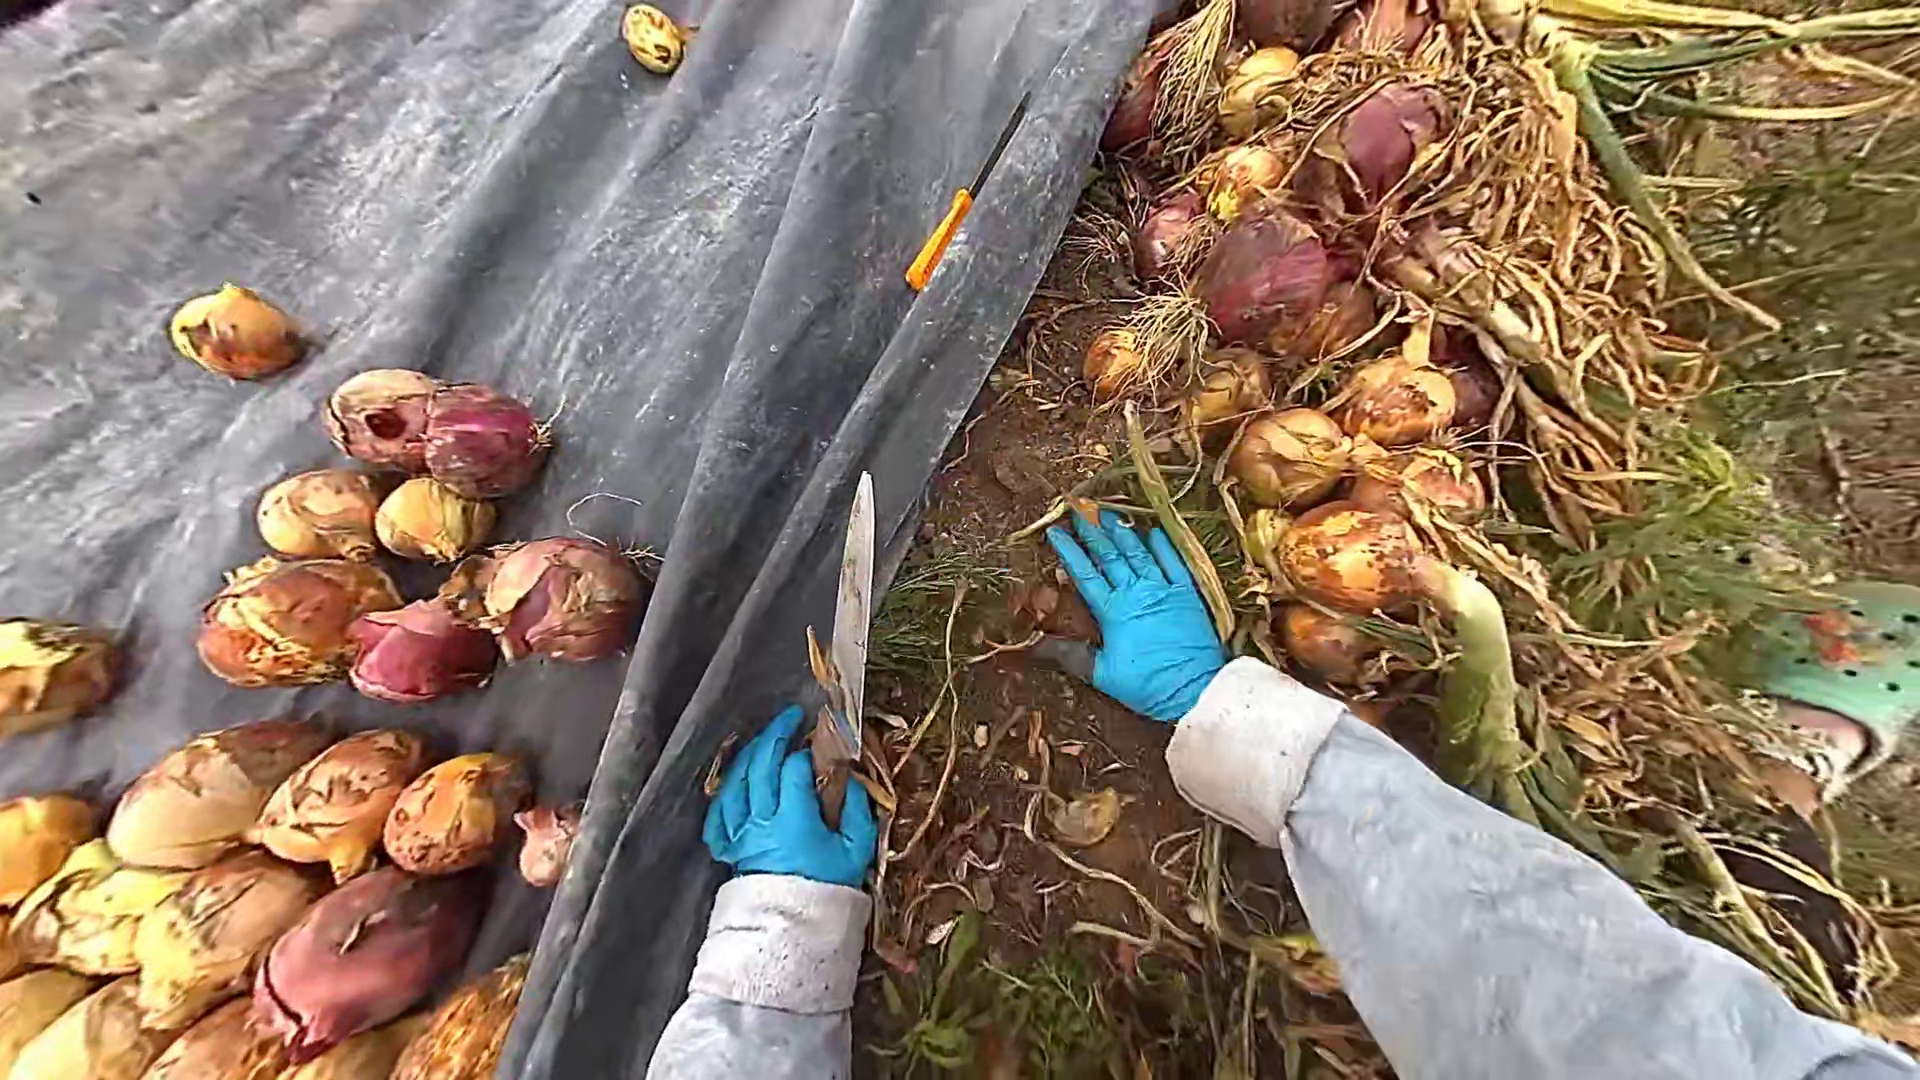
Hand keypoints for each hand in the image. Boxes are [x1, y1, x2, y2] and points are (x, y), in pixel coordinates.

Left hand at [703, 705, 877, 887]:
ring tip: (766, 737)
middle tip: (791, 716)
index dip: (806, 748)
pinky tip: (738, 778)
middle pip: (761, 765)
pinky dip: (726, 790)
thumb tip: (854, 779)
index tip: (819, 739)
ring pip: (736, 782)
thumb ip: (858, 812)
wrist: (792, 933)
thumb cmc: (828, 889)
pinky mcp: (730, 847)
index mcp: (794, 821)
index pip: (794, 769)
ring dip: (751, 753)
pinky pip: (718, 812)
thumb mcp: (856, 852)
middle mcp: (762, 822)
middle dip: (776, 734)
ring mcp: (741, 834)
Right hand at [1045, 511, 1226, 722]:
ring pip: (1138, 553)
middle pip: (1109, 556)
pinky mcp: (1187, 594)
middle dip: (1092, 532)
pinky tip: (1154, 531)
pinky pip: (1174, 563)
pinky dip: (1163, 546)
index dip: (1069, 551)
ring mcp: (1163, 590)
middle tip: (1079, 511)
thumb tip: (1035, 645)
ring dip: (1122, 533)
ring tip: (1108, 514)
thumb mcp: (1101, 674)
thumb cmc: (1147, 684)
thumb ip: (1069, 655)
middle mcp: (1136, 592)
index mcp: (1112, 610)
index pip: (1084, 573)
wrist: (1195, 690)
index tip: (1056, 532)